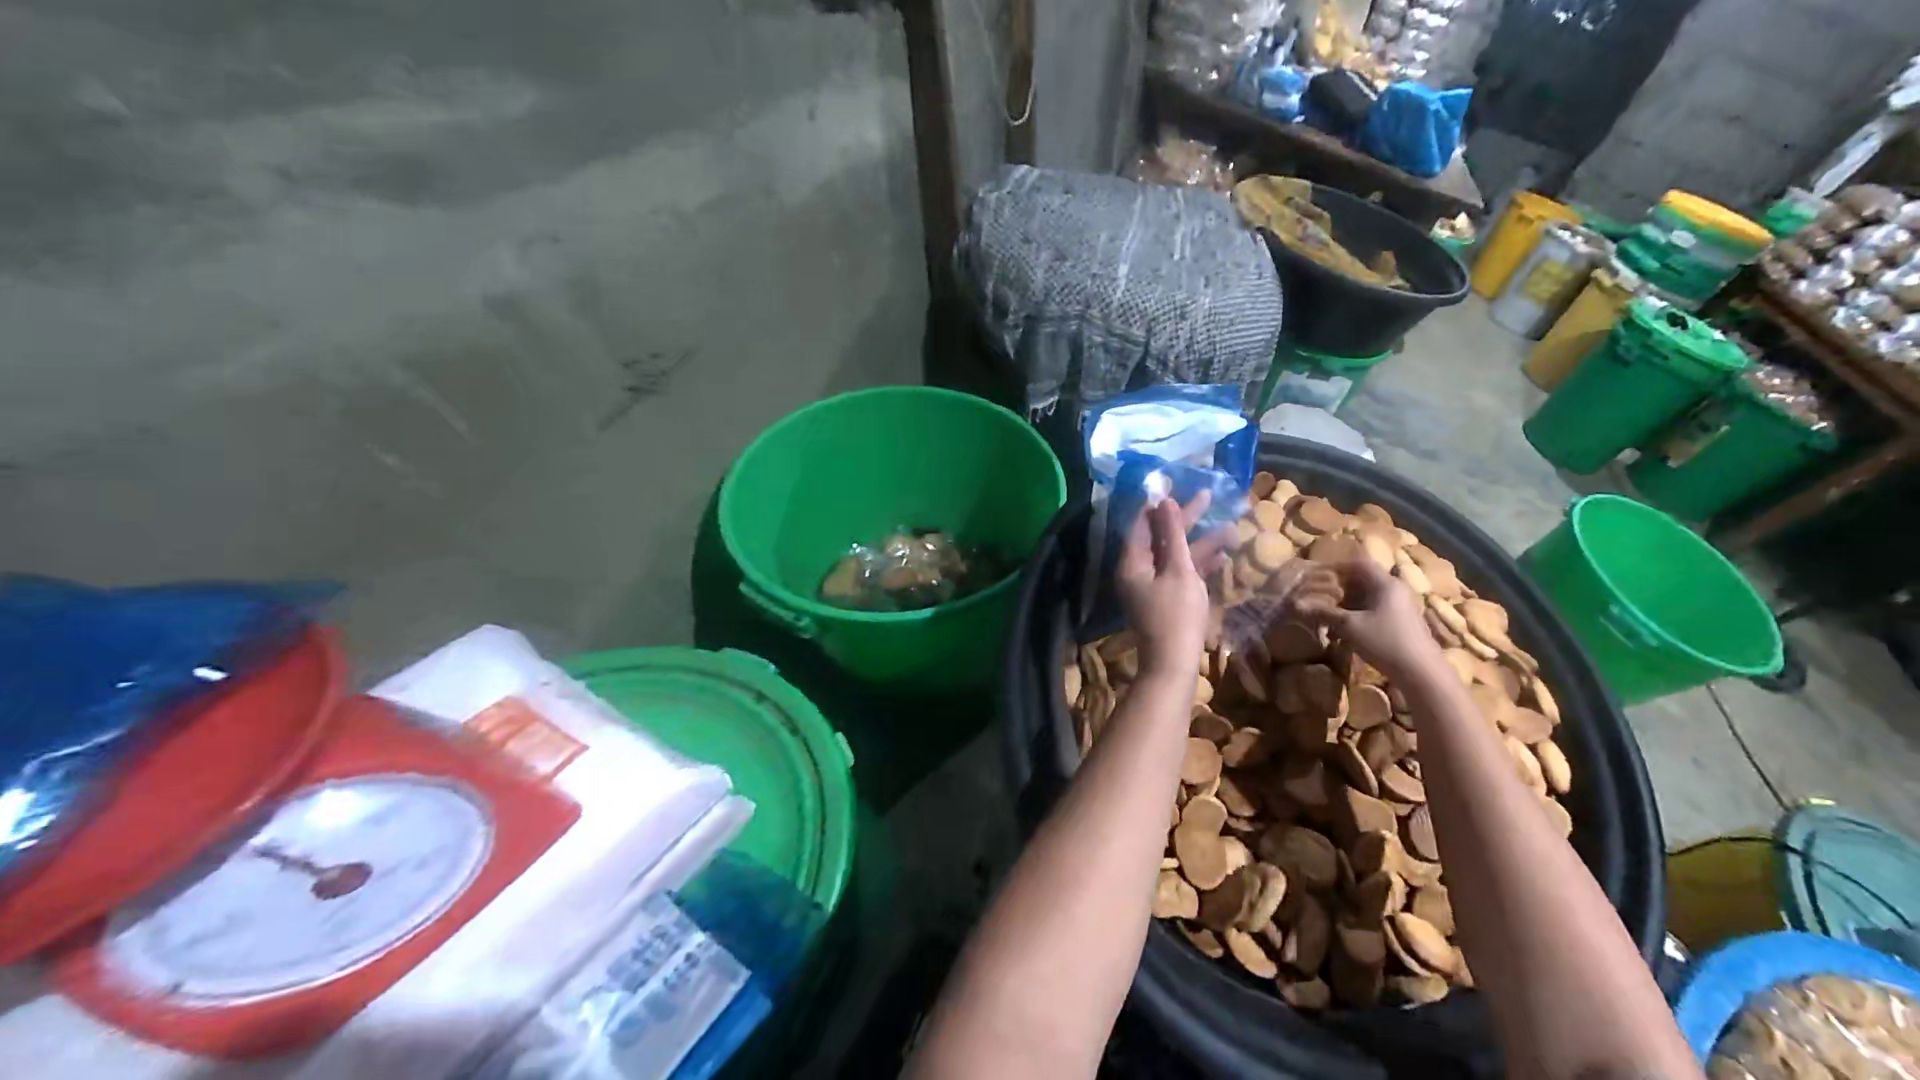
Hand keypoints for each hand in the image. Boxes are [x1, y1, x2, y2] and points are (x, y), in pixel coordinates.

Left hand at [1115, 492, 1225, 676]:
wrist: (1174, 664)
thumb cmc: (1177, 616)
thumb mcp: (1179, 571)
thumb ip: (1173, 535)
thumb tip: (1165, 502)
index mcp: (1132, 562)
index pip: (1142, 524)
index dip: (1159, 504)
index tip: (1176, 484)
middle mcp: (1137, 571)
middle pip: (1160, 537)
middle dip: (1185, 519)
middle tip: (1208, 495)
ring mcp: (1151, 586)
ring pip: (1175, 555)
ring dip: (1200, 541)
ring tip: (1230, 525)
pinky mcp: (1165, 598)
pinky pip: (1180, 573)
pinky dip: (1199, 563)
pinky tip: (1224, 553)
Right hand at [1294, 558, 1441, 682]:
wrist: (1421, 672)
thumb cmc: (1385, 641)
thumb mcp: (1350, 626)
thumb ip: (1324, 613)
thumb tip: (1298, 605)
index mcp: (1386, 584)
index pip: (1358, 564)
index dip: (1336, 567)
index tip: (1317, 576)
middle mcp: (1395, 590)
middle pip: (1363, 580)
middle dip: (1339, 587)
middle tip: (1318, 596)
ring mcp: (1400, 607)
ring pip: (1368, 596)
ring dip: (1346, 603)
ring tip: (1327, 614)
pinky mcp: (1401, 622)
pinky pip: (1374, 609)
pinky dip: (1357, 614)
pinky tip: (1344, 629)